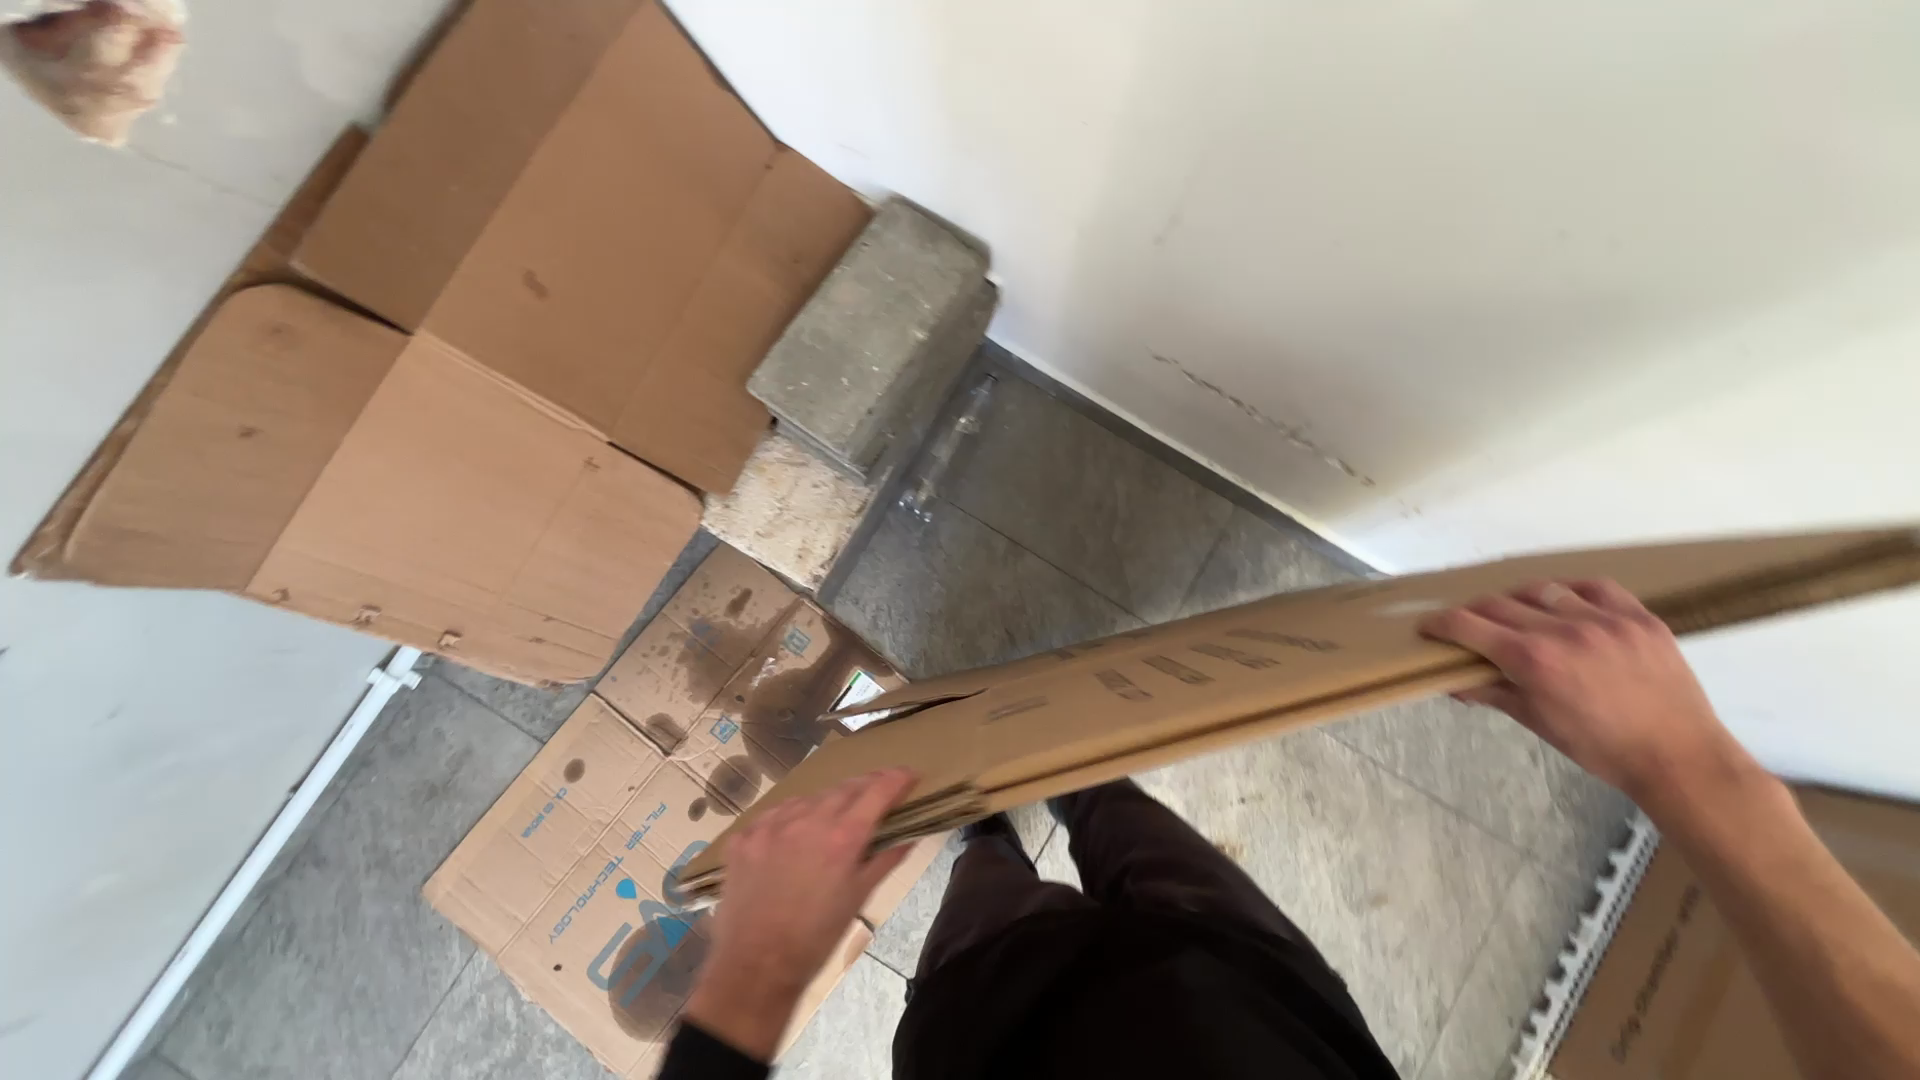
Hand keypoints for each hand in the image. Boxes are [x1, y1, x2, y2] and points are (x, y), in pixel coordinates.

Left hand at [683, 768, 917, 1059]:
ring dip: (826, 803)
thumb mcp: (858, 899)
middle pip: (844, 788)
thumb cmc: (816, 940)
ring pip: (808, 798)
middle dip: (865, 786)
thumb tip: (909, 836)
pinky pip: (774, 815)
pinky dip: (791, 819)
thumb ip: (885, 860)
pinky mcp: (744, 837)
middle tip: (877, 791)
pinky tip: (794, 837)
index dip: (897, 779)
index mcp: (842, 837)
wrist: (755, 969)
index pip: (877, 791)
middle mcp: (807, 821)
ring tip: (832, 819)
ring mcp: (771, 826)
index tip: (909, 775)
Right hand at [1419, 579, 1759, 806]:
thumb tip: (1453, 683)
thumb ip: (1492, 693)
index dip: (1439, 623)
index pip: (1467, 625)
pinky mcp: (1639, 618)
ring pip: (1542, 590)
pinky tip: (1565, 602)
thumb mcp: (1536, 722)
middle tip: (1468, 625)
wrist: (1679, 757)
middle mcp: (1563, 630)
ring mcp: (1604, 620)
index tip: (1428, 626)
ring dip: (1518, 599)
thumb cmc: (1599, 747)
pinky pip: (1595, 587)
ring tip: (1516, 613)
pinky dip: (1570, 590)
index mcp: (1532, 659)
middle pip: (1498, 604)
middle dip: (1473, 613)